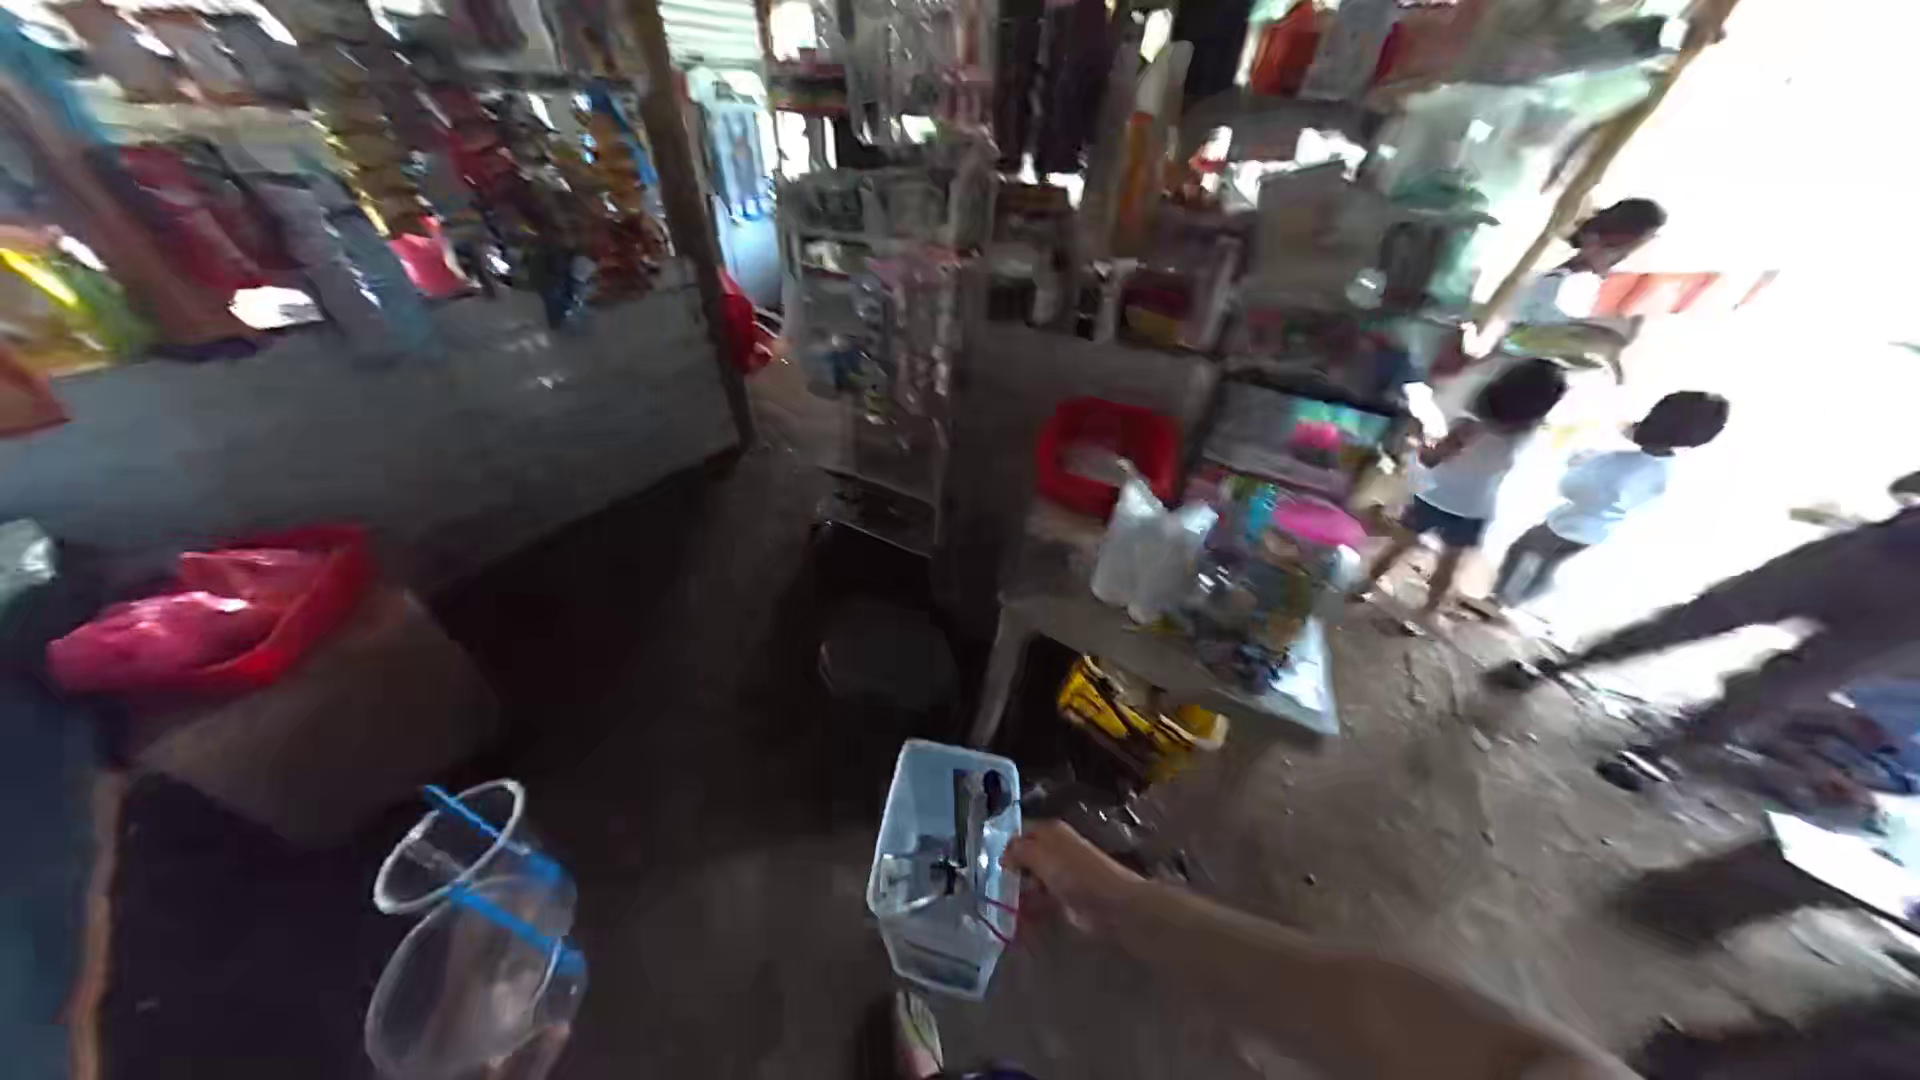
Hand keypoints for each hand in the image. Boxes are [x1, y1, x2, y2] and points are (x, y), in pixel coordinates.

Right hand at [1001, 820, 1145, 931]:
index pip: (1020, 835)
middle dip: (1011, 873)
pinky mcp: (1064, 899)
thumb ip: (1017, 851)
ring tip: (1004, 907)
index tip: (992, 867)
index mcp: (1049, 831)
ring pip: (1031, 881)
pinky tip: (1018, 919)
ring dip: (1019, 894)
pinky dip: (1030, 909)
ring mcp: (1060, 875)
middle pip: (1025, 859)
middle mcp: (1054, 849)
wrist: (1111, 904)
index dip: (1006, 849)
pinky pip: (1040, 901)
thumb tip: (1003, 856)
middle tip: (995, 890)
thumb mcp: (1040, 854)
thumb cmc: (1074, 872)